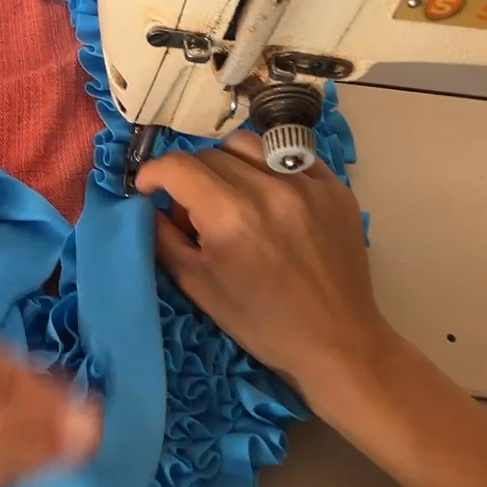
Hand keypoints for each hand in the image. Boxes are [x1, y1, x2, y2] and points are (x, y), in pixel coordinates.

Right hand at [135, 131, 392, 407]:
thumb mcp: (197, 285)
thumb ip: (163, 238)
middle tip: (193, 210)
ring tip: (231, 196)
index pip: (177, 166)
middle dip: (188, 177)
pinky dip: (266, 168)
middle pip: (208, 154)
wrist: (337, 342)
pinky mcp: (334, 186)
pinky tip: (268, 198)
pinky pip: (286, 155)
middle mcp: (268, 190)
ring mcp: (307, 184)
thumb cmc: (260, 321)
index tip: (149, 190)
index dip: (152, 174)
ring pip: (245, 145)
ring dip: (225, 163)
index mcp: (230, 218)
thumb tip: (149, 205)